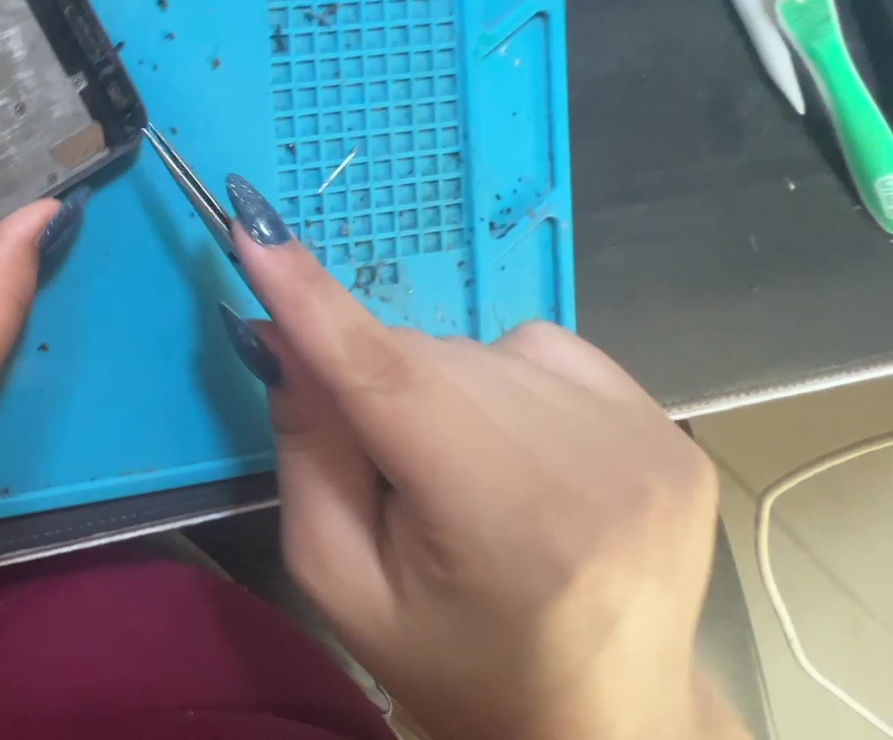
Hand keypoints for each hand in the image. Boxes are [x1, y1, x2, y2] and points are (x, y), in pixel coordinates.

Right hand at [214, 178, 732, 739]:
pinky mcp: (663, 419)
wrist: (605, 720)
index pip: (382, 376)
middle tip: (366, 457)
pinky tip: (502, 447)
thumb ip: (304, 448)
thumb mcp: (334, 574)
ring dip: (423, 383)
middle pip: (416, 356)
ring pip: (463, 346)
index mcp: (504, 518)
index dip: (308, 296)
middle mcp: (592, 460)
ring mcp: (642, 433)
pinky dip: (484, 377)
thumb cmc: (449, 660)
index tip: (252, 225)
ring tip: (445, 471)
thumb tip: (279, 336)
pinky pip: (525, 346)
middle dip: (363, 379)